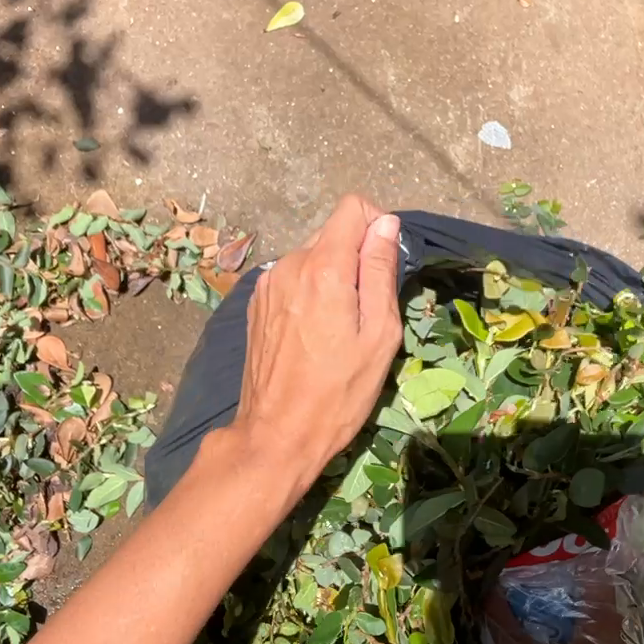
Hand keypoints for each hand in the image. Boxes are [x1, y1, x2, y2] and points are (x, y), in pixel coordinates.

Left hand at [216, 195, 401, 497]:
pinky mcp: (256, 304)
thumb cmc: (340, 391)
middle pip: (332, 233)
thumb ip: (381, 271)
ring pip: (312, 257)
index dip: (376, 225)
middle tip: (367, 310)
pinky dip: (311, 293)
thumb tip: (386, 224)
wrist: (276, 435)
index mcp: (323, 267)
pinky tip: (314, 334)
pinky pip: (293, 279)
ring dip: (333, 278)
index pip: (352, 208)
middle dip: (356, 258)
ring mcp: (267, 284)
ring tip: (339, 328)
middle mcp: (289, 264)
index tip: (385, 262)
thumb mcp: (379, 334)